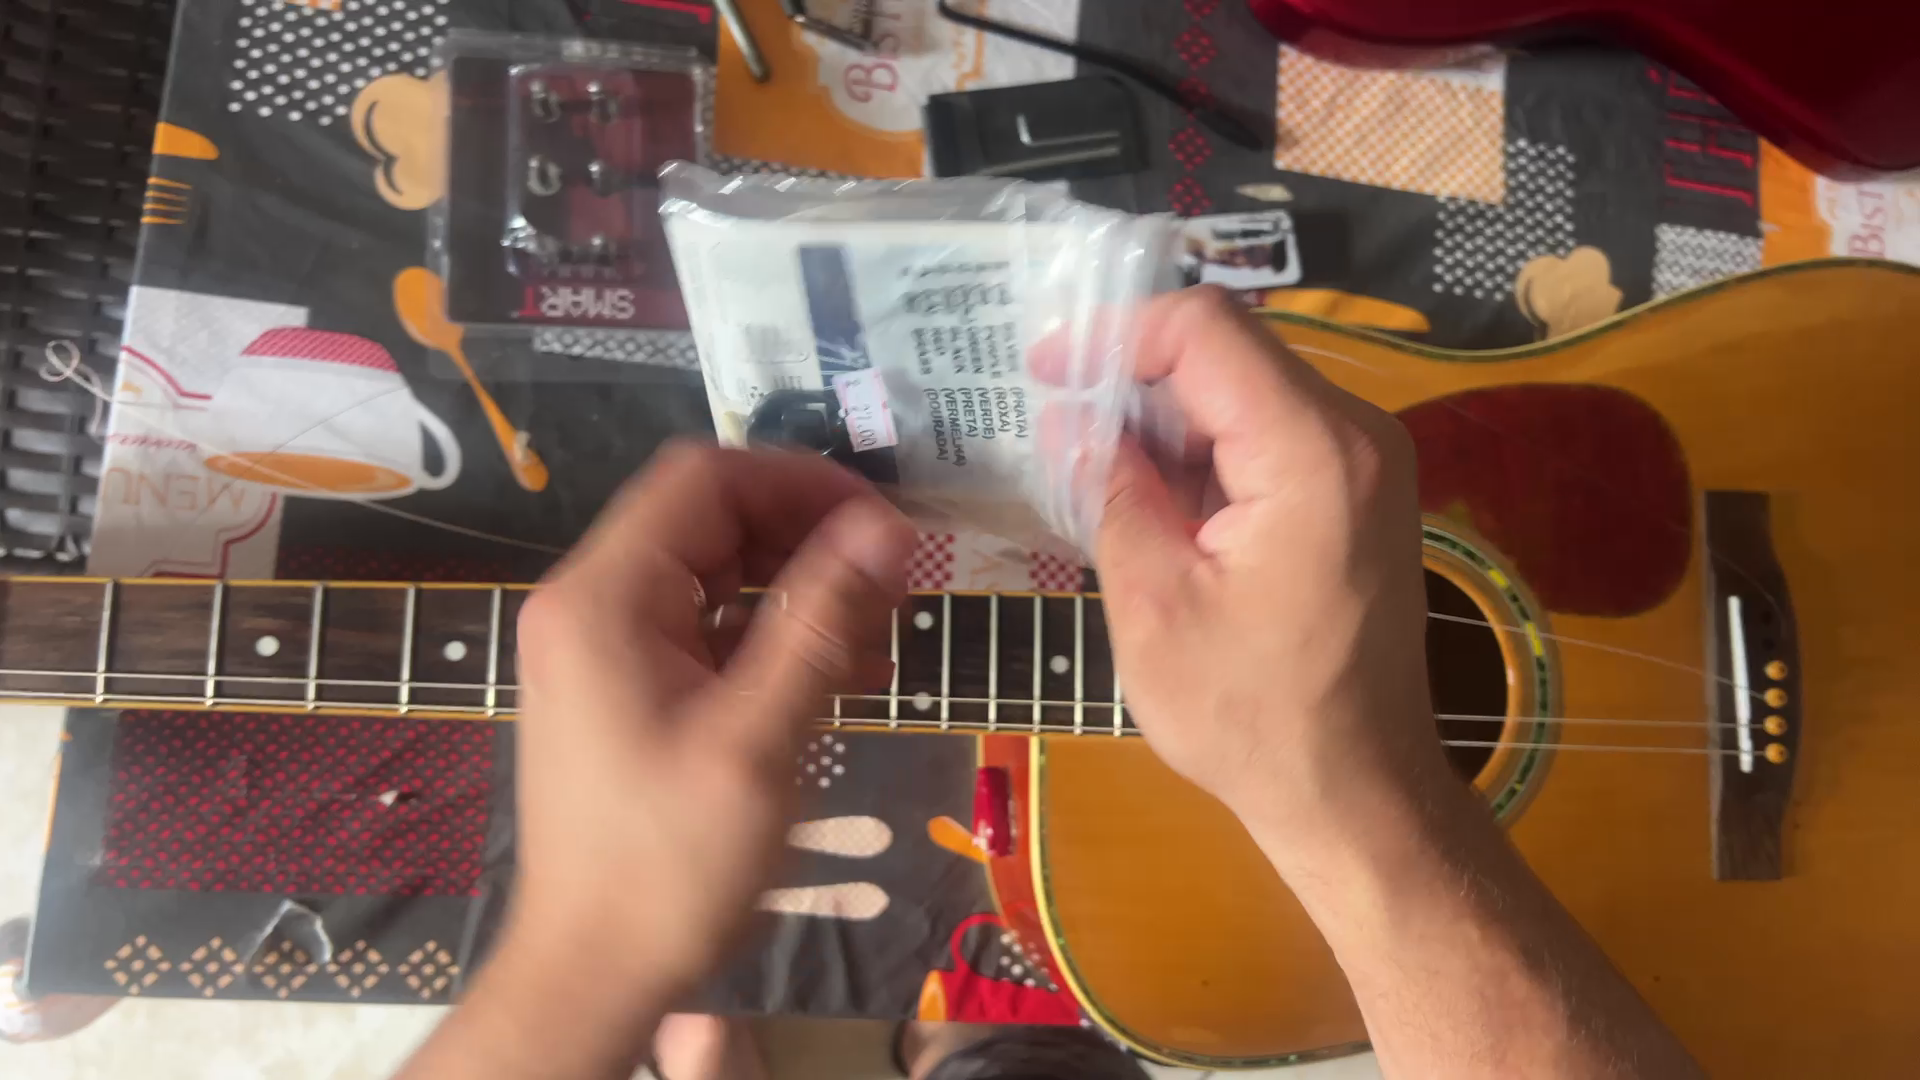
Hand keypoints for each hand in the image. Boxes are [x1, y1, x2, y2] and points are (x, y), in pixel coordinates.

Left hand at [507, 442, 914, 997]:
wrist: (596, 975)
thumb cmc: (669, 864)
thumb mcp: (758, 737)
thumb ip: (823, 621)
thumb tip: (887, 527)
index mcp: (607, 596)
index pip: (707, 481)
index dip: (799, 483)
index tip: (878, 523)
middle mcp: (601, 600)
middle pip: (719, 521)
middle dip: (812, 541)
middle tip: (890, 584)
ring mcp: (618, 641)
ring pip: (727, 571)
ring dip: (806, 589)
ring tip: (876, 635)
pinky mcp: (641, 678)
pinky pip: (721, 624)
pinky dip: (782, 634)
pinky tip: (843, 673)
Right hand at [1096, 287, 1450, 868]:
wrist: (1352, 792)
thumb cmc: (1247, 713)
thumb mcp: (1151, 600)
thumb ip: (1111, 490)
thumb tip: (1071, 419)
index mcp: (1310, 452)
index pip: (1206, 330)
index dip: (1116, 334)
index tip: (1047, 370)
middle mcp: (1352, 435)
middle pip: (1226, 355)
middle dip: (1131, 379)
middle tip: (1056, 422)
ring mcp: (1359, 464)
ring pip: (1239, 394)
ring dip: (1158, 422)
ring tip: (1088, 466)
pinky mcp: (1348, 495)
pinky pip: (1260, 439)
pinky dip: (1195, 455)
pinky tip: (1146, 499)